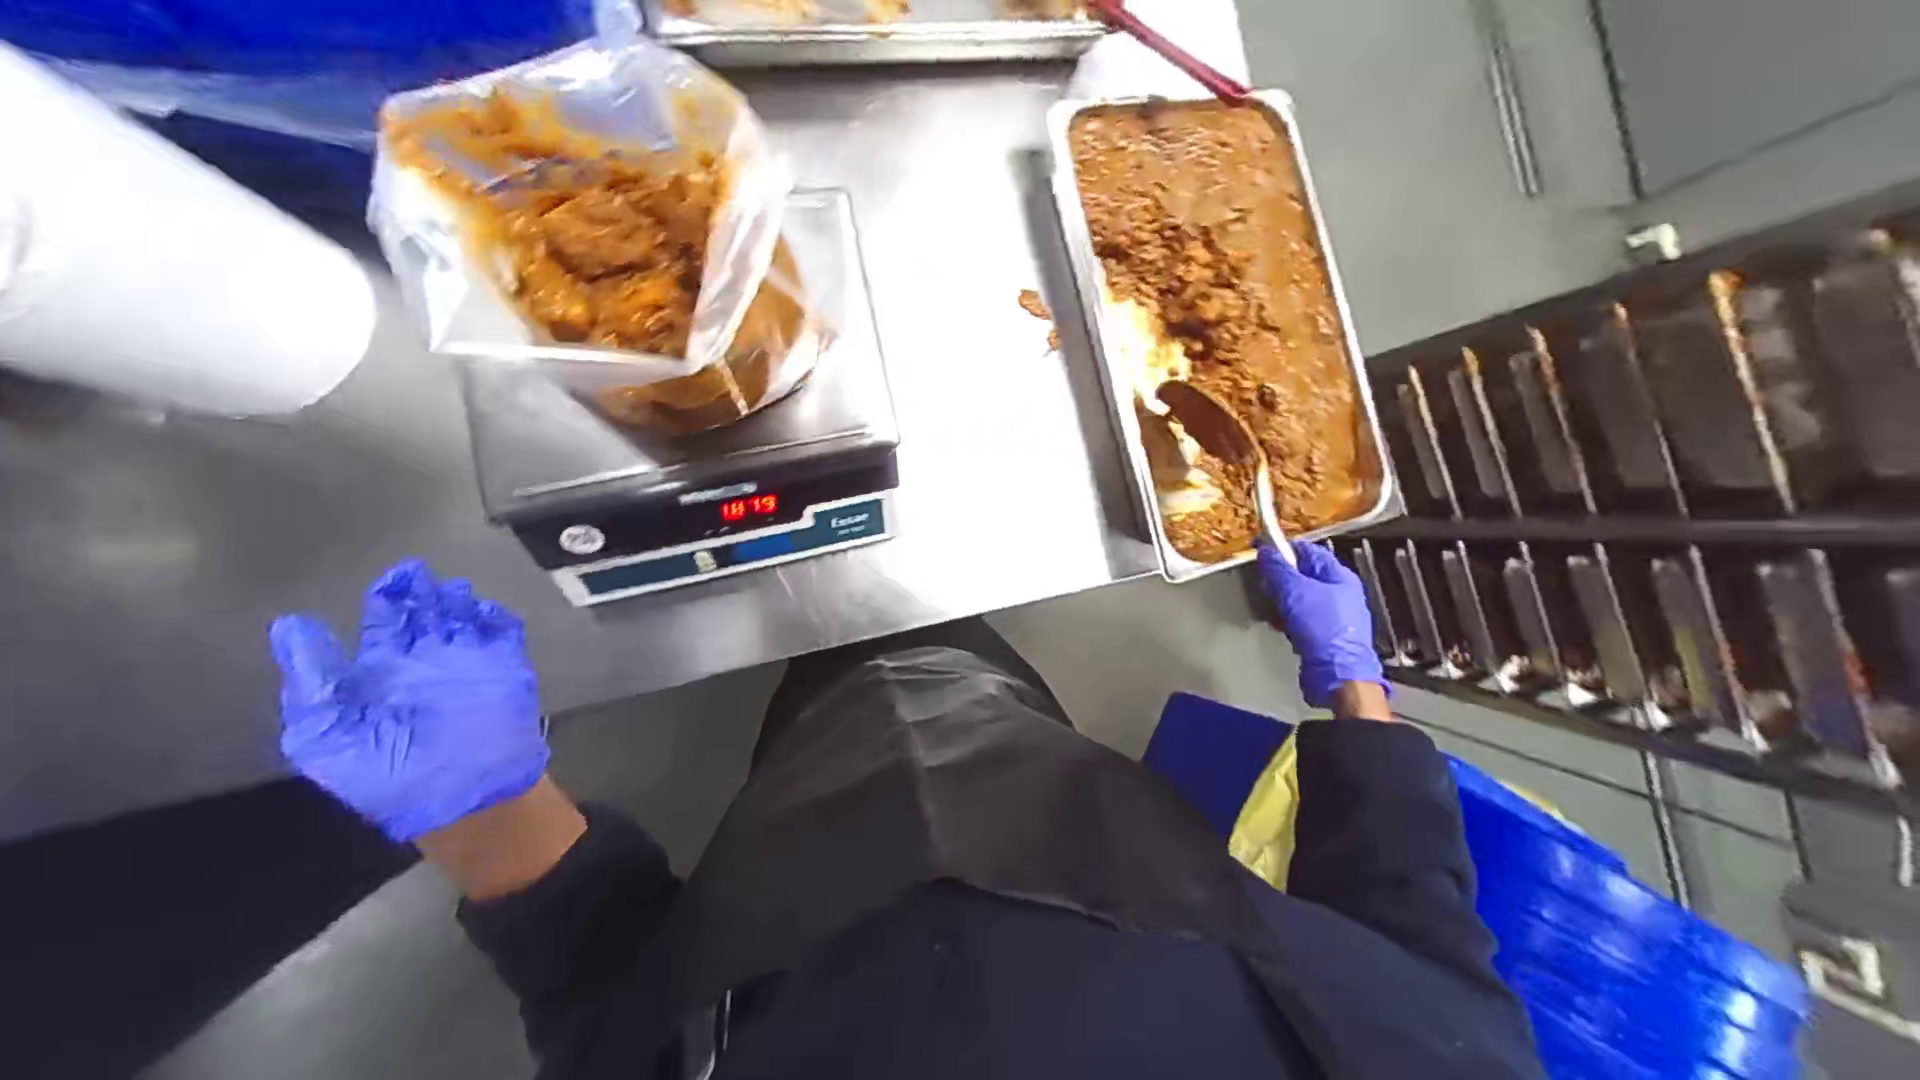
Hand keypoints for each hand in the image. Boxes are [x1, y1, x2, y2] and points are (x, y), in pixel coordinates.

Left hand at [269, 560, 548, 842]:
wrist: (459, 797)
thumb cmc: (387, 775)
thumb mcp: (324, 736)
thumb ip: (312, 681)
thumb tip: (290, 626)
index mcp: (382, 673)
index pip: (383, 622)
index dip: (385, 598)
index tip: (389, 580)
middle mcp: (426, 660)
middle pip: (425, 611)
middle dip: (421, 589)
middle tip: (417, 571)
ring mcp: (469, 662)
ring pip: (464, 615)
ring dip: (457, 598)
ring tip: (450, 589)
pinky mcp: (506, 667)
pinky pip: (504, 632)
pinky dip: (496, 617)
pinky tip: (482, 610)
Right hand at [1257, 540, 1386, 709]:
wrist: (1337, 675)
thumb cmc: (1323, 630)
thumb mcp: (1295, 592)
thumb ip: (1278, 569)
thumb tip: (1265, 551)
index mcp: (1339, 576)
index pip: (1306, 550)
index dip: (1282, 550)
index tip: (1260, 552)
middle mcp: (1339, 593)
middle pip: (1300, 575)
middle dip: (1279, 581)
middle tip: (1267, 588)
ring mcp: (1332, 615)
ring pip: (1297, 598)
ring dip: (1281, 603)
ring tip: (1275, 612)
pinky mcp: (1323, 635)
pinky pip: (1299, 618)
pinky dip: (1287, 620)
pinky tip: (1283, 627)